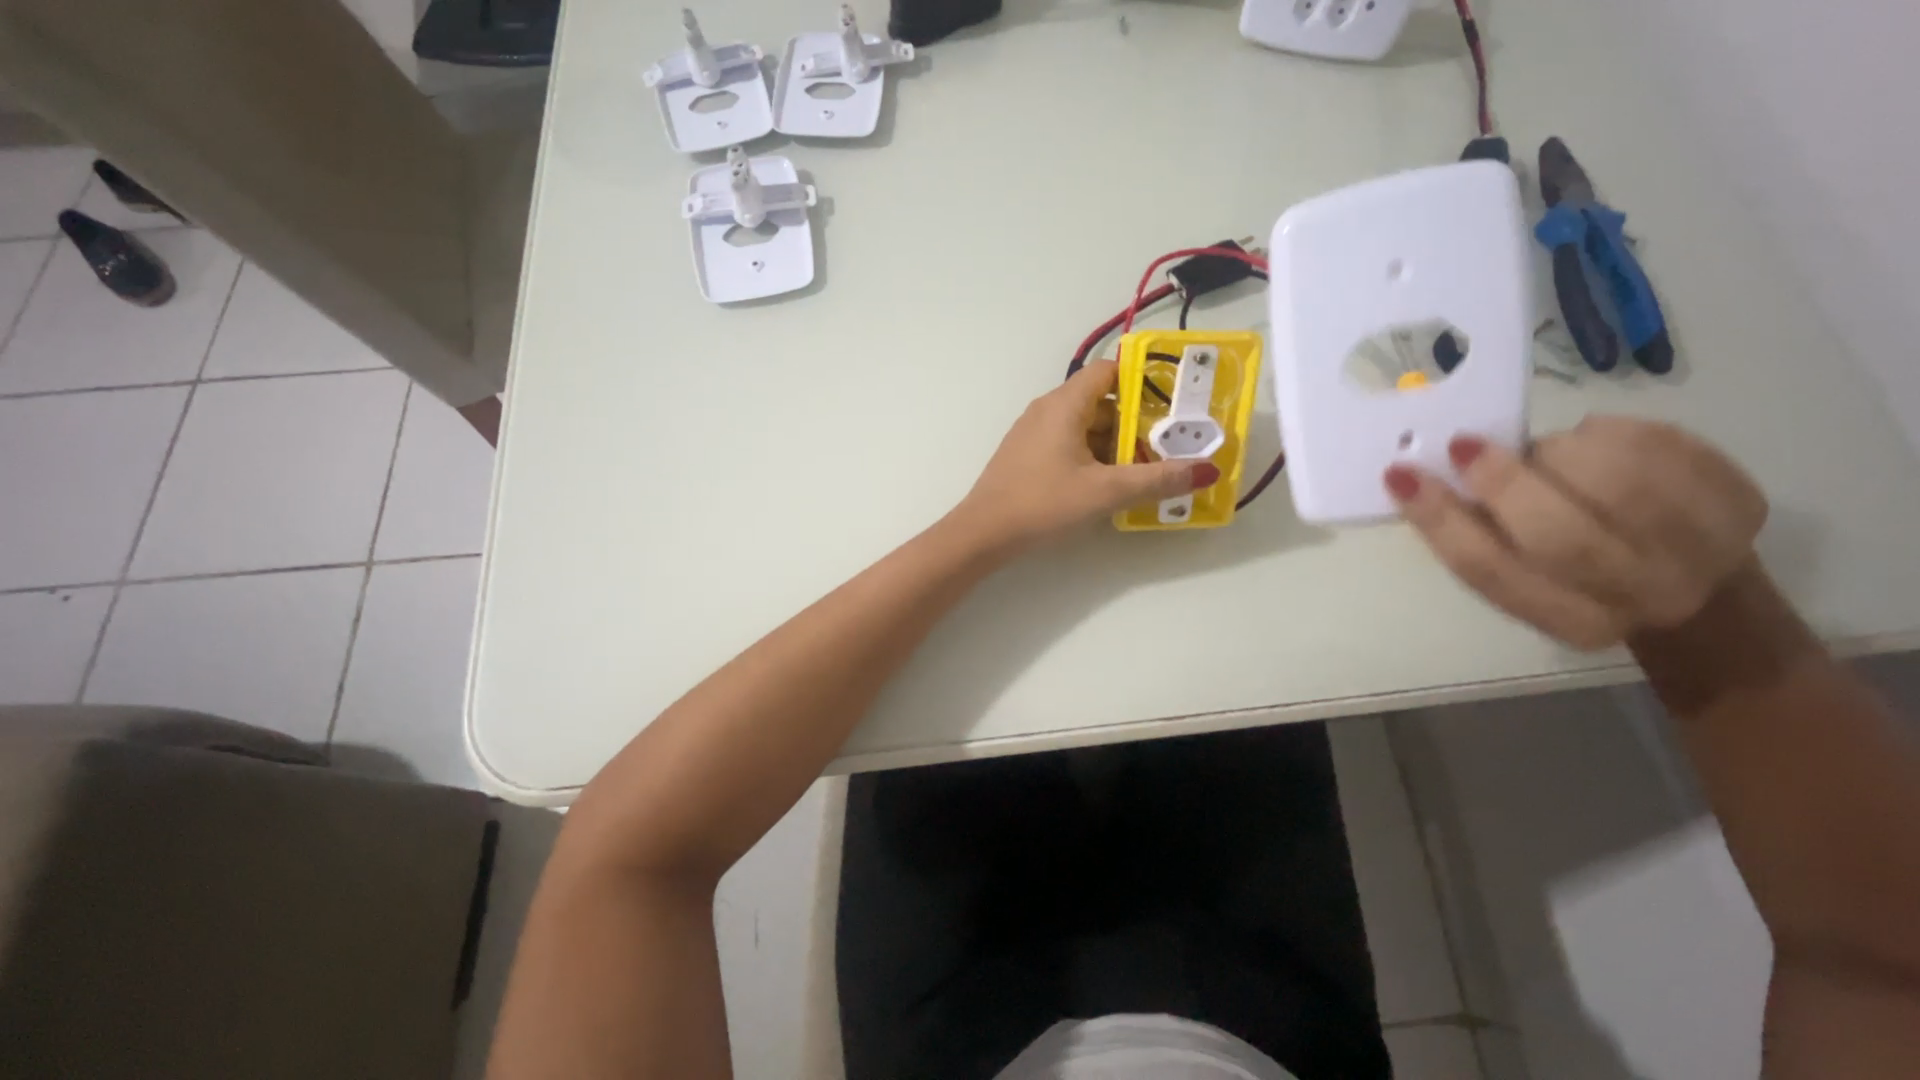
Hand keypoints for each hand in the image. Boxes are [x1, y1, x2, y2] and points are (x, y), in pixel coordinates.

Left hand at [951, 360, 1219, 552]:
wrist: (983, 533)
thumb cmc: (1043, 503)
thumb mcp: (1106, 492)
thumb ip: (1158, 480)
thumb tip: (1208, 470)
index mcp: (1064, 404)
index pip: (1109, 371)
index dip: (1143, 381)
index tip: (1173, 404)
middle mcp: (1048, 409)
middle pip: (1102, 400)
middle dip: (1136, 421)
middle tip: (1167, 446)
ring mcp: (1034, 433)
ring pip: (1085, 425)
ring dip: (1116, 443)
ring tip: (1145, 470)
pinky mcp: (1028, 455)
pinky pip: (1069, 443)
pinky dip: (1094, 456)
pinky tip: (1108, 485)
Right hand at [1386, 415, 1767, 649]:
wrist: (1701, 595)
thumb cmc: (1581, 578)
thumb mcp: (1525, 575)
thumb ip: (1481, 533)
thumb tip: (1421, 472)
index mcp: (1571, 620)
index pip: (1491, 570)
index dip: (1440, 519)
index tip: (1402, 474)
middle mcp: (1639, 598)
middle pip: (1559, 535)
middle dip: (1502, 481)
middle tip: (1469, 447)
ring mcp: (1702, 550)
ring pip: (1614, 479)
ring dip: (1559, 452)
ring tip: (1548, 454)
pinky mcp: (1739, 501)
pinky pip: (1660, 444)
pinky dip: (1611, 432)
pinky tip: (1597, 443)